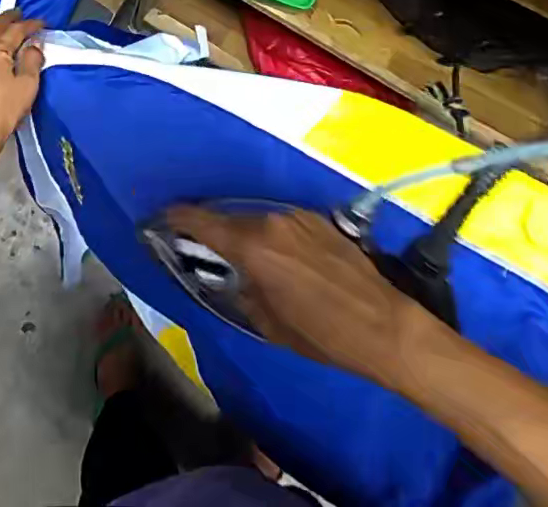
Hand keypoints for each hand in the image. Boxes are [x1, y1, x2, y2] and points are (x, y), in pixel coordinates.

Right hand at [163, 205, 443, 388]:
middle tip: (201, 243)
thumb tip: (239, 277)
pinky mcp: (321, 220)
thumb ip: (245, 291)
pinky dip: (272, 234)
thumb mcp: (270, 323)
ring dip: (246, 232)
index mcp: (256, 246)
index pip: (208, 223)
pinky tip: (278, 255)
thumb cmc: (321, 333)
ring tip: (241, 253)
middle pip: (233, 219)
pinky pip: (284, 223)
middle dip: (215, 230)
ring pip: (260, 219)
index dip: (183, 217)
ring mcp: (301, 217)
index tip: (165, 215)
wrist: (382, 324)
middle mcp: (275, 221)